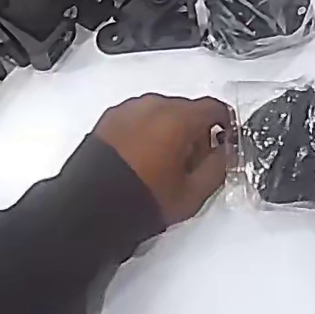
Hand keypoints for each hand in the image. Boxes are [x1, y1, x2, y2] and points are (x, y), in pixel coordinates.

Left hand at [94, 94, 231, 223]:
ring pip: (161, 113)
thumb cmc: (137, 200)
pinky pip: (138, 118)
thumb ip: (218, 167)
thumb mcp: (192, 193)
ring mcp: (129, 109)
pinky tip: (141, 160)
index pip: (214, 108)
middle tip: (192, 162)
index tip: (222, 140)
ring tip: (162, 165)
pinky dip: (145, 132)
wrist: (90, 207)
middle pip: (187, 110)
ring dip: (168, 131)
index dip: (224, 126)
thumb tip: (223, 153)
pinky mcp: (110, 118)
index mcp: (178, 118)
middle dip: (195, 132)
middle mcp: (153, 106)